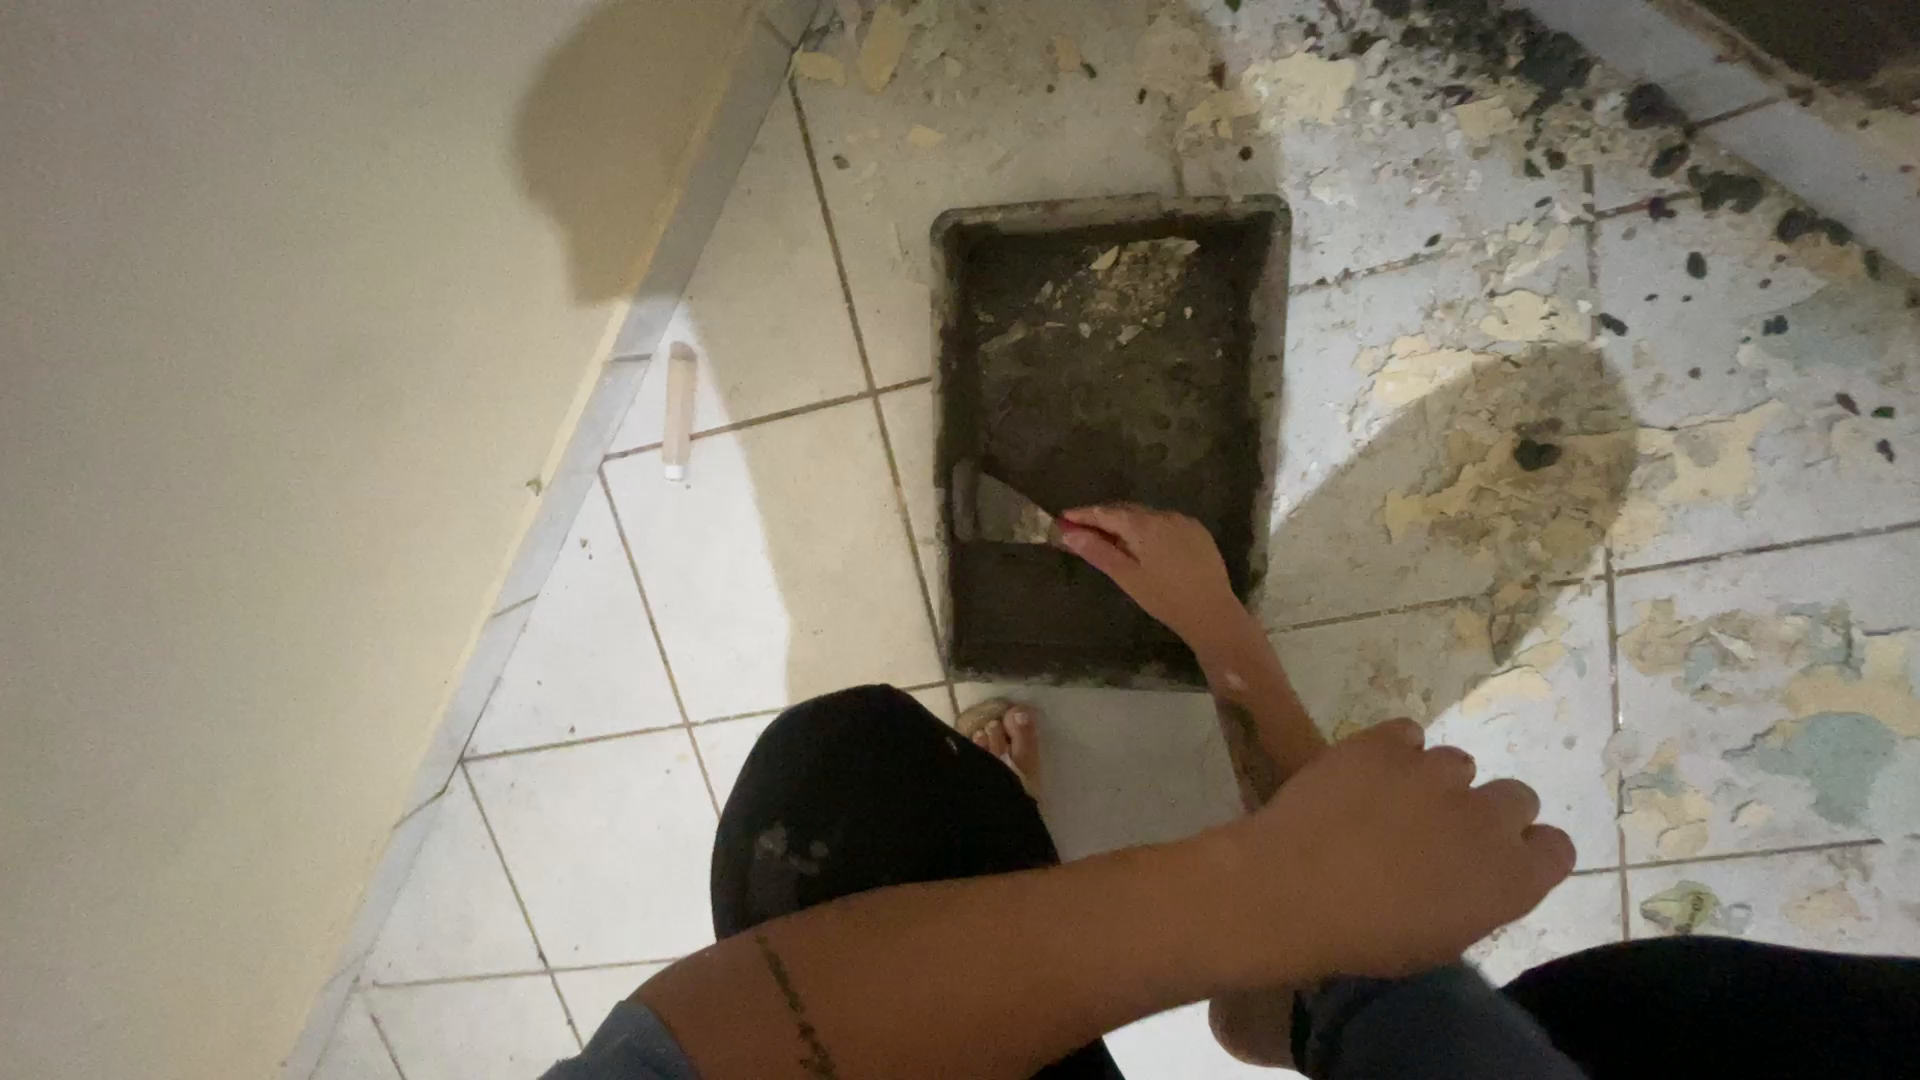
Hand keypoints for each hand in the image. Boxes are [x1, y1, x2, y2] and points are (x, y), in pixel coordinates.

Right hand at [1055, 504, 1245, 649]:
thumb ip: (1098, 551)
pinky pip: (1164, 523)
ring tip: (1109, 539)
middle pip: (1126, 510)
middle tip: (1081, 529)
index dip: (1083, 515)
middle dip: (1102, 518)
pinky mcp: (1197, 531)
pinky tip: (1143, 545)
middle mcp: (1164, 515)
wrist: (1212, 612)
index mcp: (1144, 525)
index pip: (1106, 513)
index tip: (1064, 517)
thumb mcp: (1126, 577)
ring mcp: (1183, 521)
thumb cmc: (1164, 598)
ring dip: (1125, 523)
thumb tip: (1069, 534)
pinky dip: (1147, 529)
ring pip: (1146, 516)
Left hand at [1203, 719, 1574, 983]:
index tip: (1496, 852)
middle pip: (1515, 796)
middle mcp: (1486, 817)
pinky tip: (1369, 767)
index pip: (1555, 847)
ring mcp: (1432, 772)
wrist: (1293, 887)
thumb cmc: (1365, 933)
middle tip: (1441, 824)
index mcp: (1512, 877)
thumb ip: (1476, 895)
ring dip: (1435, 779)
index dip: (1525, 847)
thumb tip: (1469, 871)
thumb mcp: (1444, 937)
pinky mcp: (1381, 744)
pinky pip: (1406, 732)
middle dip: (1485, 809)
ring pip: (1456, 762)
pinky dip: (1394, 747)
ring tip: (1392, 796)